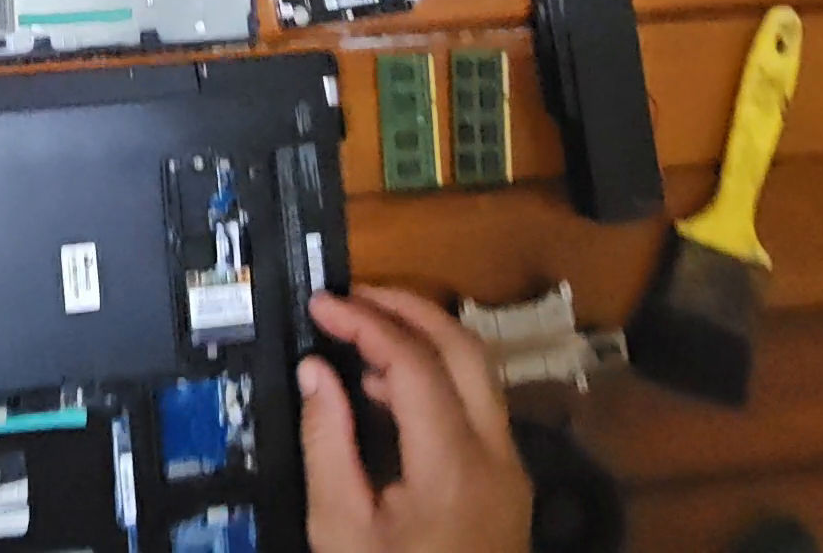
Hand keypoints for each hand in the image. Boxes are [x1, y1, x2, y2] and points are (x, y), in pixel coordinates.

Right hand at [298, 287, 532, 552]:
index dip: (363, 321)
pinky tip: (385, 384)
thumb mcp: (340, 528)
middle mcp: (496, 454)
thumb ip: (325, 439)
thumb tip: (315, 368)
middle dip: (403, 305)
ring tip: (359, 330)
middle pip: (463, 346)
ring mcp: (508, 466)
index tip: (319, 304)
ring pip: (476, 367)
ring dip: (420, 332)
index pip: (414, 361)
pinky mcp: (504, 478)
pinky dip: (430, 368)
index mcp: (453, 467)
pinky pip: (473, 398)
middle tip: (348, 294)